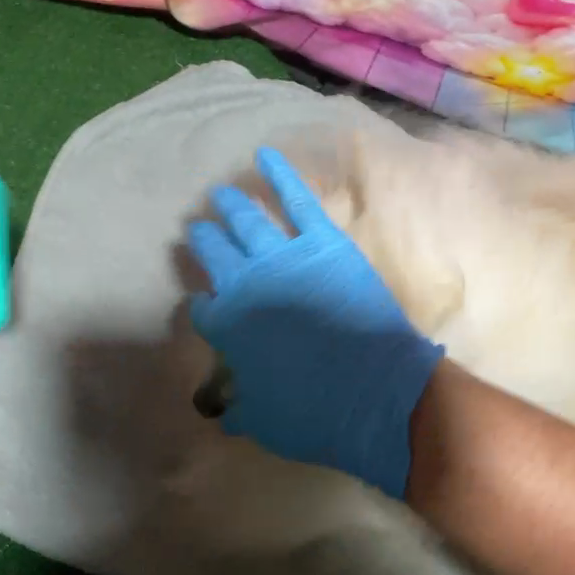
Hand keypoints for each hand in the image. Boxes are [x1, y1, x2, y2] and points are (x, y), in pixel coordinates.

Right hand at [187, 148, 443, 497]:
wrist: (375, 393)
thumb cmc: (316, 413)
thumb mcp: (265, 420)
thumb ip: (241, 407)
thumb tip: (226, 410)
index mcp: (229, 325)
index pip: (204, 309)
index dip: (203, 306)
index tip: (205, 303)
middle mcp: (246, 283)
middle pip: (216, 252)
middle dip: (204, 239)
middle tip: (198, 227)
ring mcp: (284, 256)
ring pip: (248, 220)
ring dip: (231, 204)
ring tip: (220, 194)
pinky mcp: (322, 241)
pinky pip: (297, 199)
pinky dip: (280, 174)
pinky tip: (264, 155)